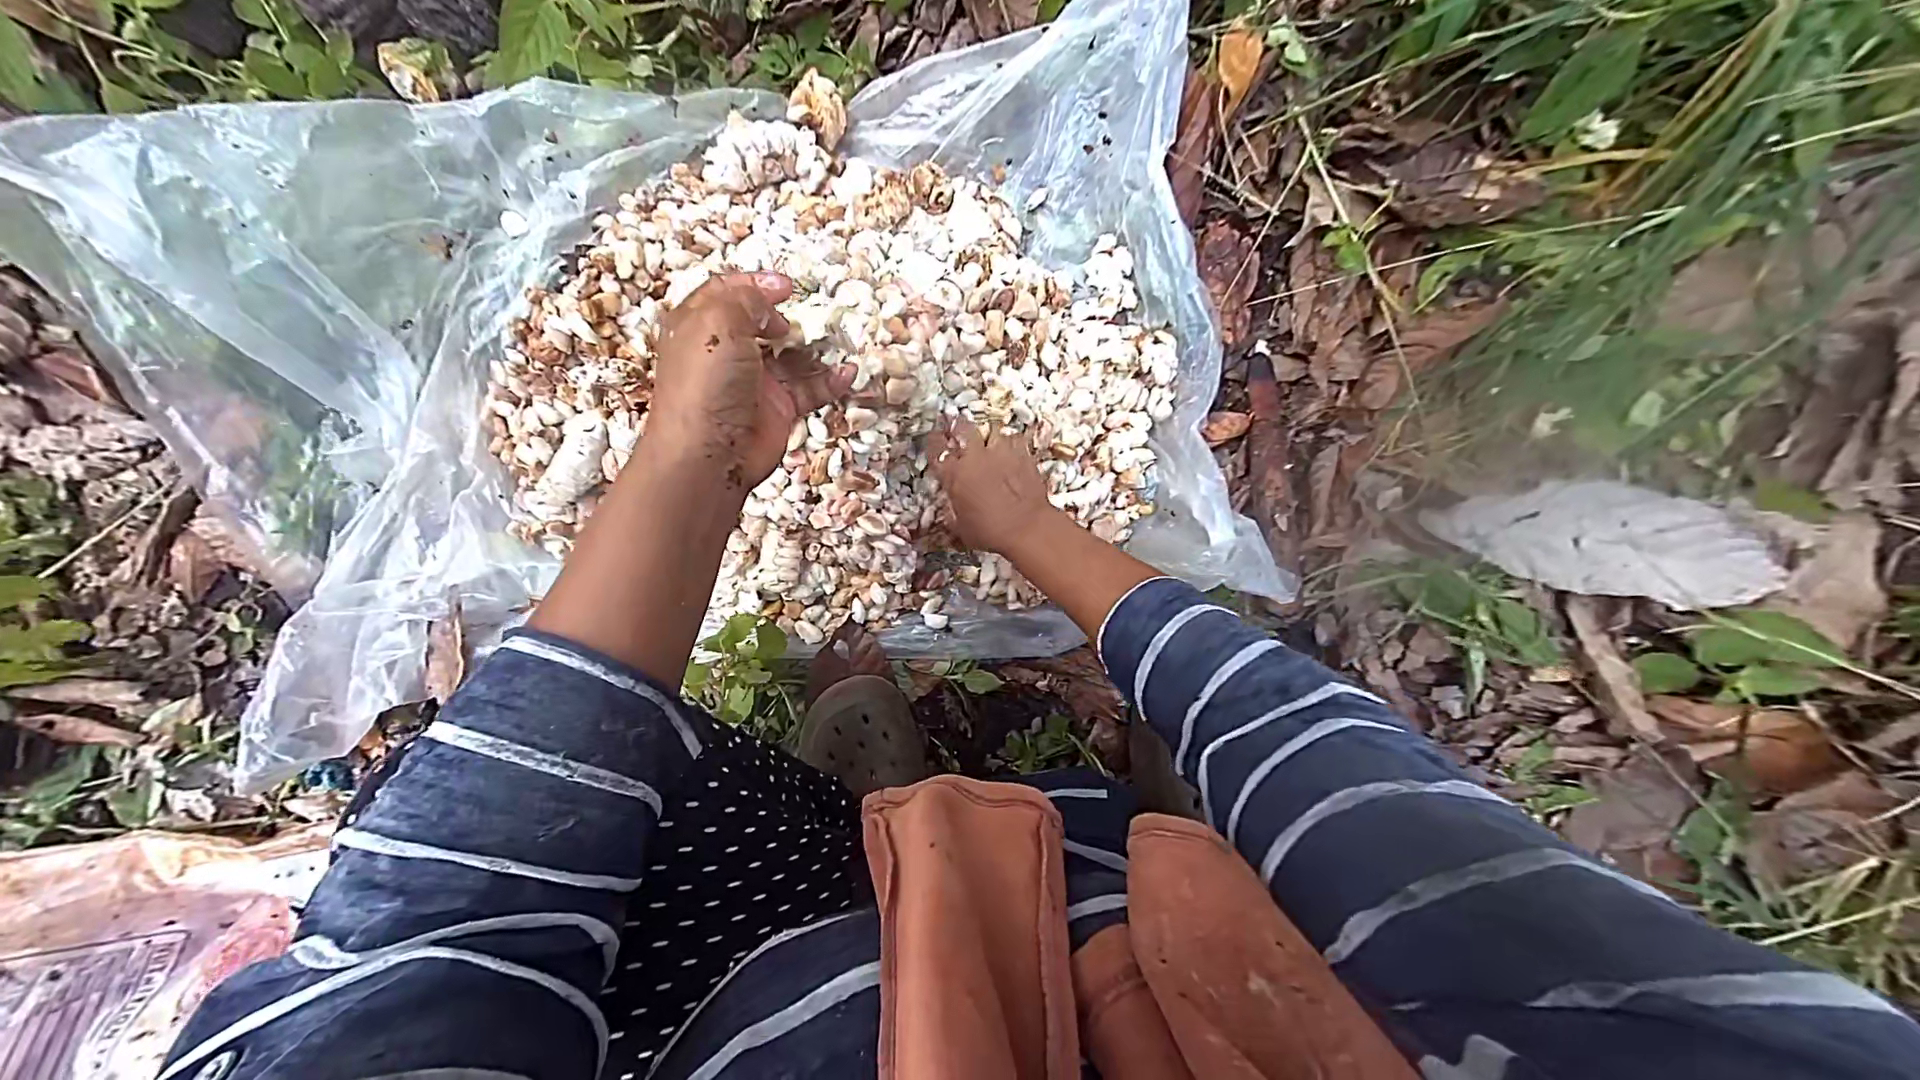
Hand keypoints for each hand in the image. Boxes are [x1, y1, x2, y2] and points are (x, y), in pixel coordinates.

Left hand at [648, 272, 852, 489]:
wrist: (710, 454)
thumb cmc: (706, 384)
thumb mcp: (719, 324)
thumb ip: (747, 301)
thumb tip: (770, 307)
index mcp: (700, 325)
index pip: (728, 292)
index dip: (756, 284)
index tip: (787, 286)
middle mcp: (728, 352)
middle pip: (763, 324)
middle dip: (790, 317)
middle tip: (815, 316)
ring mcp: (755, 381)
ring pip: (792, 356)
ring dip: (817, 348)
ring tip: (841, 340)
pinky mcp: (778, 408)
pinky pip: (809, 389)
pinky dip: (830, 380)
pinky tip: (848, 373)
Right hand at [928, 420, 1058, 555]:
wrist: (1028, 529)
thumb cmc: (991, 533)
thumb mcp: (962, 528)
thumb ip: (953, 513)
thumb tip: (951, 510)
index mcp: (954, 474)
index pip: (936, 449)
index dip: (934, 442)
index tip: (936, 440)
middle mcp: (975, 457)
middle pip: (962, 427)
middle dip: (958, 426)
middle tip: (958, 428)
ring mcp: (1000, 453)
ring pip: (991, 429)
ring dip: (988, 435)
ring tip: (989, 441)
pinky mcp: (1023, 454)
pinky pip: (1015, 440)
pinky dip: (1011, 443)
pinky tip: (1012, 451)